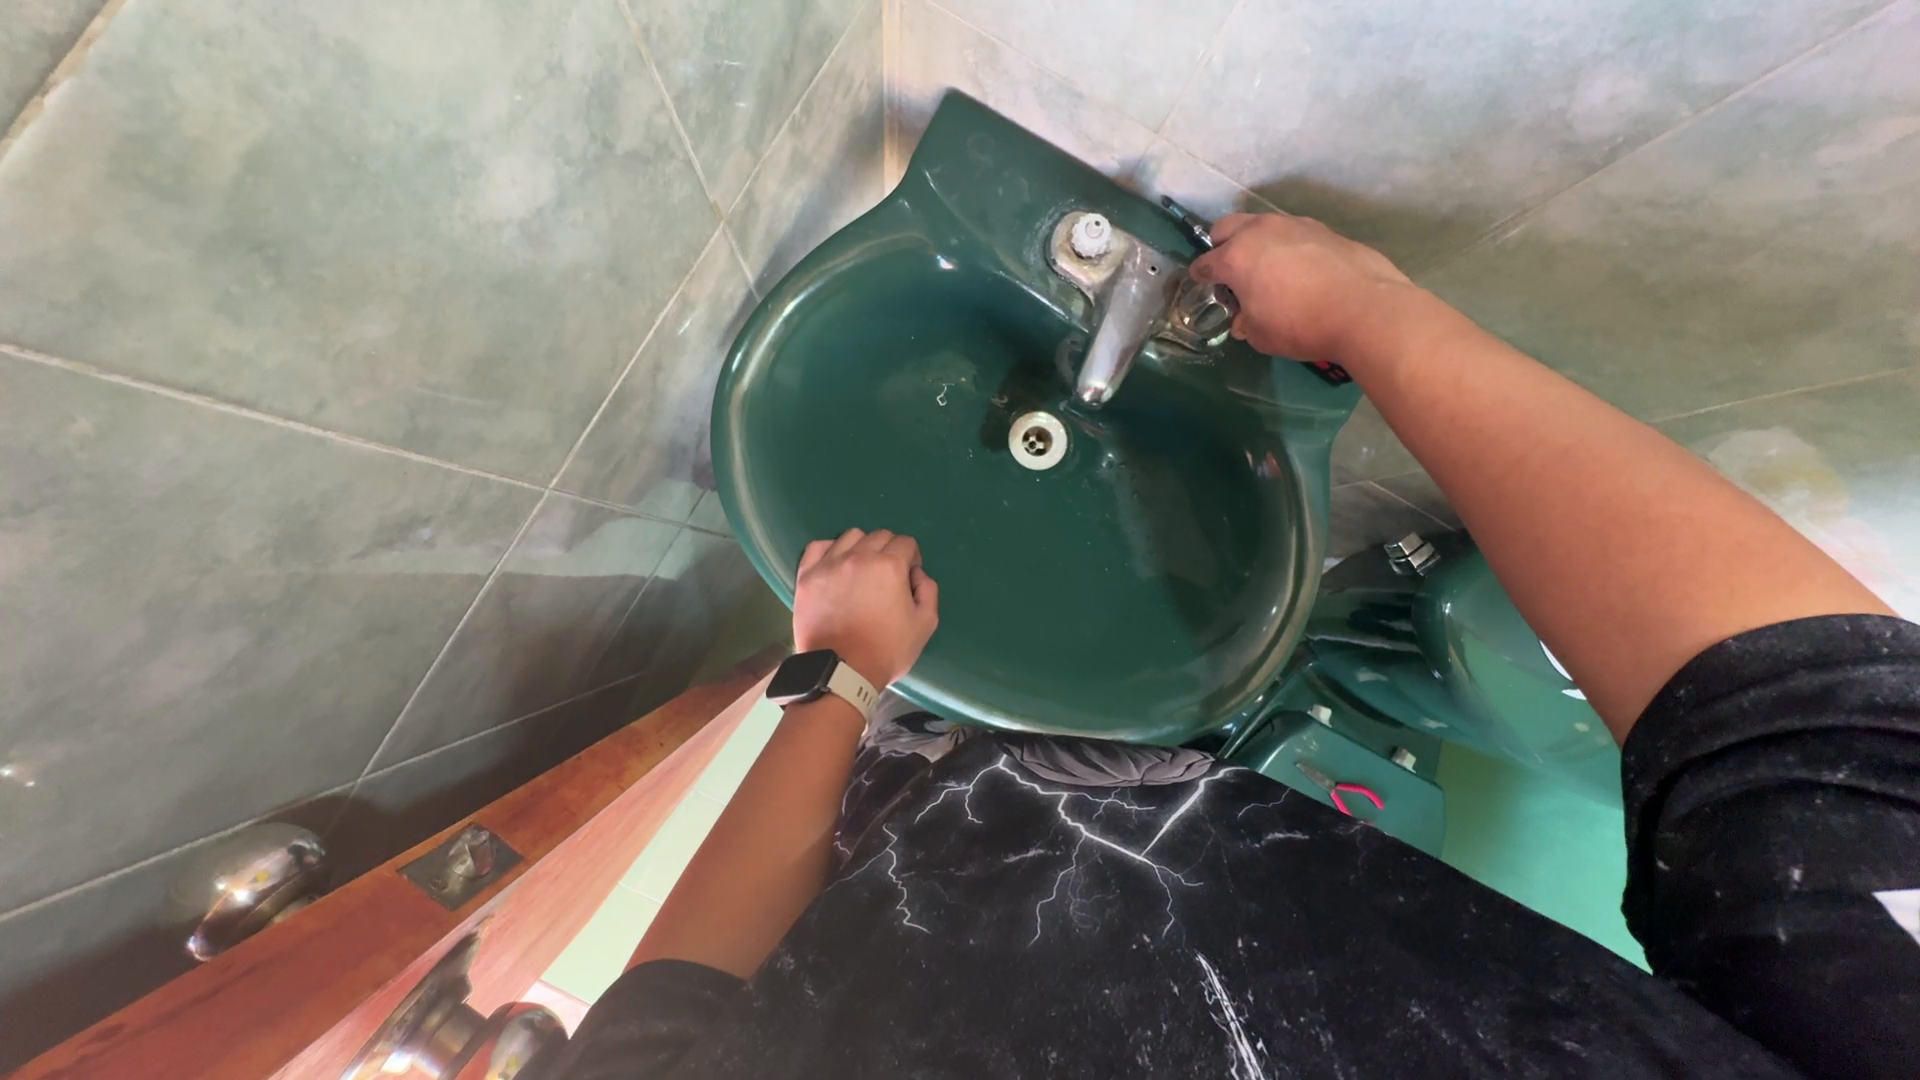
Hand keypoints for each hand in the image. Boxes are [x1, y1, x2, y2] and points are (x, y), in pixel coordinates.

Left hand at [792, 528, 939, 687]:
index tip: (908, 577)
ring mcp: (829, 564)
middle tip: (887, 576)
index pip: (906, 543)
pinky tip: (835, 565)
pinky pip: (818, 546)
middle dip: (890, 551)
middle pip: (880, 536)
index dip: (912, 558)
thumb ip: (928, 591)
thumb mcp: (925, 624)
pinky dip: (830, 550)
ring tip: (860, 570)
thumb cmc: (886, 650)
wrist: (842, 672)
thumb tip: (917, 574)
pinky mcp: (807, 576)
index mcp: (890, 566)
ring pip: (850, 537)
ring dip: (862, 547)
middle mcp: (859, 557)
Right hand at [1190, 212, 1418, 362]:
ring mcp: (1295, 225)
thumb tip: (1245, 317)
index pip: (1205, 263)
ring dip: (1256, 243)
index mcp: (1236, 256)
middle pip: (1227, 227)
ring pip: (1262, 226)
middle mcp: (1261, 231)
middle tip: (1229, 271)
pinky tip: (1298, 272)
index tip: (1201, 286)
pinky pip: (1292, 234)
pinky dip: (1286, 248)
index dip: (1199, 277)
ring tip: (1266, 271)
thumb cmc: (1299, 324)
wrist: (1364, 309)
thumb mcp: (1258, 335)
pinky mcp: (1324, 230)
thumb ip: (1244, 321)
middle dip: (1221, 246)